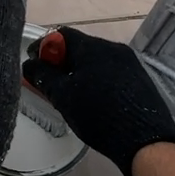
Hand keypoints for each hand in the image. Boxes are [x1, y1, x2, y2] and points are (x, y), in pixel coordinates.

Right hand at [22, 26, 174, 175]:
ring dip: (81, 71)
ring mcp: (130, 63)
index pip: (61, 34)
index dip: (44, 47)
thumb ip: (43, 76)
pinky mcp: (140, 79)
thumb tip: (29, 64)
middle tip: (52, 82)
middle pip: (80, 46)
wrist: (145, 141)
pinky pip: (111, 71)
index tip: (34, 64)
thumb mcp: (63, 97)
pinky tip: (96, 100)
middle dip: (62, 61)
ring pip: (96, 60)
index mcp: (92, 47)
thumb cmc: (98, 115)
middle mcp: (113, 48)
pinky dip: (98, 79)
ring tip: (73, 94)